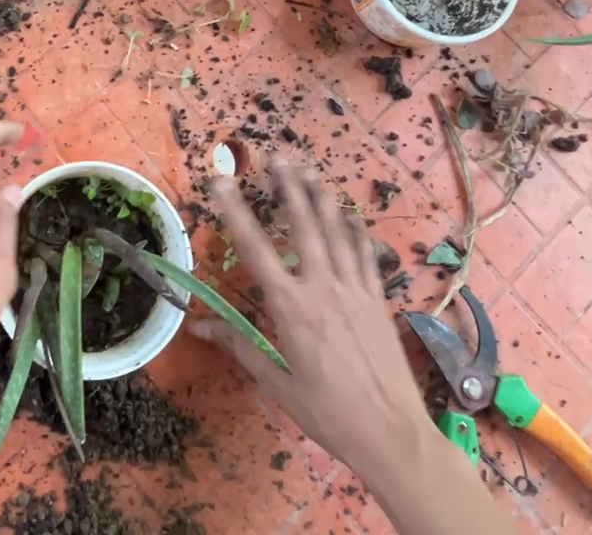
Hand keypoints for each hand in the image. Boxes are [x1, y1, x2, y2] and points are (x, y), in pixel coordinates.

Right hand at [192, 154, 434, 483]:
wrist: (393, 436)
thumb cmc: (328, 414)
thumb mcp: (277, 384)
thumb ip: (239, 348)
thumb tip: (198, 328)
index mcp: (291, 308)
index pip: (255, 250)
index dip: (235, 213)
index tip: (222, 182)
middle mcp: (323, 289)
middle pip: (304, 227)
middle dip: (289, 188)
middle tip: (277, 157)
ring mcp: (355, 292)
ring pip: (337, 233)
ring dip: (322, 199)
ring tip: (310, 171)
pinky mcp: (377, 301)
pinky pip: (365, 257)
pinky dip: (356, 232)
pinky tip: (350, 216)